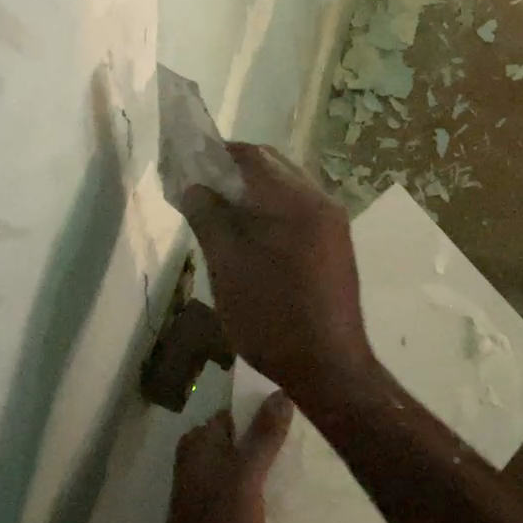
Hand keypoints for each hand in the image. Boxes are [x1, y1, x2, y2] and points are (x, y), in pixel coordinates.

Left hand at [155, 393, 294, 522]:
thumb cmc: (220, 519)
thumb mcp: (245, 472)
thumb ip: (263, 434)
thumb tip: (281, 392)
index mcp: (198, 444)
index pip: (232, 413)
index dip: (260, 409)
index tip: (294, 405)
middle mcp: (202, 462)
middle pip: (242, 440)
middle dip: (271, 437)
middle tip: (307, 431)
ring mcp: (213, 491)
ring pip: (249, 467)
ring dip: (273, 465)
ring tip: (307, 456)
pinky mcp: (226, 517)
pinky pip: (252, 492)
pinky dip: (270, 489)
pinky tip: (296, 487)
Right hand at [180, 143, 374, 402]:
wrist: (330, 368)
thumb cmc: (272, 318)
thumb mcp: (228, 267)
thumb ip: (209, 218)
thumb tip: (193, 186)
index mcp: (296, 201)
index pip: (252, 155)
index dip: (216, 153)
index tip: (186, 162)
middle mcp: (321, 200)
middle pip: (272, 166)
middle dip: (234, 170)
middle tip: (199, 187)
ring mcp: (333, 222)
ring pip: (286, 187)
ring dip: (252, 190)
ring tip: (218, 210)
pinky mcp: (336, 243)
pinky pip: (298, 208)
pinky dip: (270, 208)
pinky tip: (249, 232)